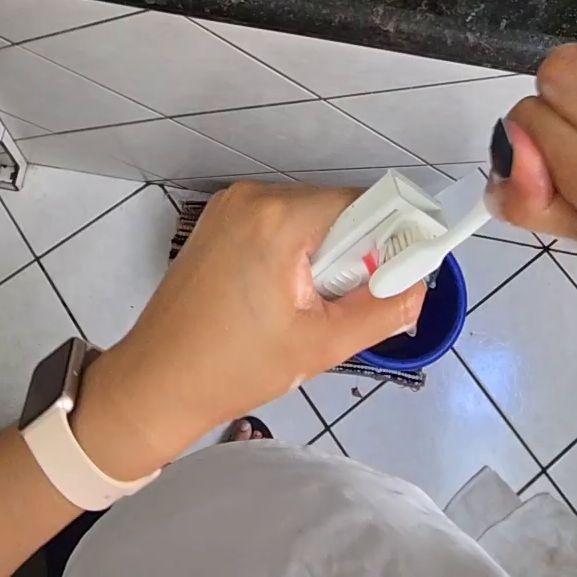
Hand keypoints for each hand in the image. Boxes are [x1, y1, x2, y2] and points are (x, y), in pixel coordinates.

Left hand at [71, 183, 424, 478]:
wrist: (157, 380)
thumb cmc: (237, 366)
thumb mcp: (322, 345)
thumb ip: (382, 310)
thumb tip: (419, 285)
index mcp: (278, 217)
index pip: (360, 203)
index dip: (386, 237)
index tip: (391, 276)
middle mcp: (252, 196)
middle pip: (331, 208)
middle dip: (349, 252)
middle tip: (336, 303)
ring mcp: (229, 204)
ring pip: (304, 215)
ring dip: (319, 252)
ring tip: (301, 305)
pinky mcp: (216, 219)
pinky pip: (274, 222)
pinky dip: (289, 249)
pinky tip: (276, 293)